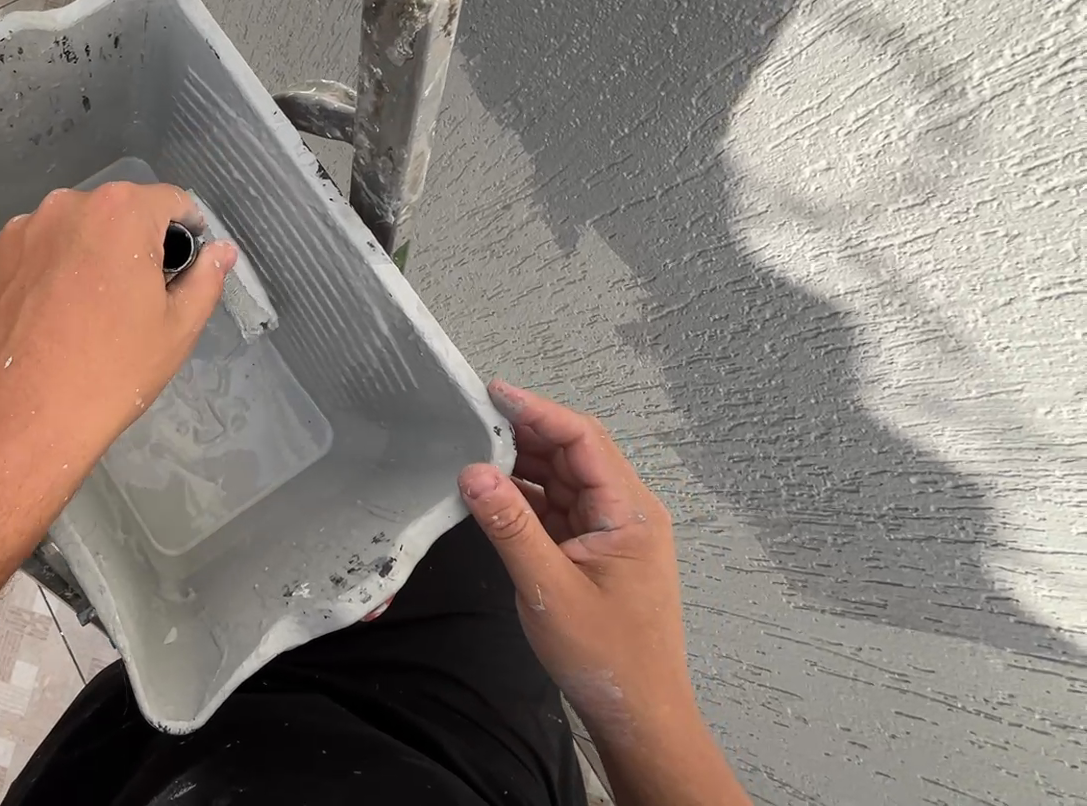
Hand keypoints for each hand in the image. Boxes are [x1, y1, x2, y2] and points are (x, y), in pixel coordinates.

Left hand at [0, 181, 235, 464]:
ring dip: (89, 251)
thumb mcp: (178, 327)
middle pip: (118, 211)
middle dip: (133, 241)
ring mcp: (23, 228)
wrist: (26, 415)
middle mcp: (67, 205)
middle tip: (135, 296)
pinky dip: (50, 267)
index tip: (183, 265)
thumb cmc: (114, 370)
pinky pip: (36, 248)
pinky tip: (51, 311)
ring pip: (74, 229)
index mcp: (121, 212)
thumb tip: (222, 250)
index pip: (171, 200)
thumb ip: (205, 277)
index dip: (186, 230)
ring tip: (87, 307)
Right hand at [458, 381, 690, 740]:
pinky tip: (486, 487)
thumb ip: (509, 525)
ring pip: (558, 474)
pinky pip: (550, 501)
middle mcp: (620, 510)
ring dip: (517, 460)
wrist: (636, 714)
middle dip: (522, 430)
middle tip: (468, 415)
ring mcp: (603, 527)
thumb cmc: (605, 653)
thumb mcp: (549, 587)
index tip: (491, 392)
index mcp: (628, 512)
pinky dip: (518, 491)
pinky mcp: (586, 544)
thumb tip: (471, 470)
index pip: (584, 440)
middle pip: (570, 450)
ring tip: (468, 445)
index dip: (538, 411)